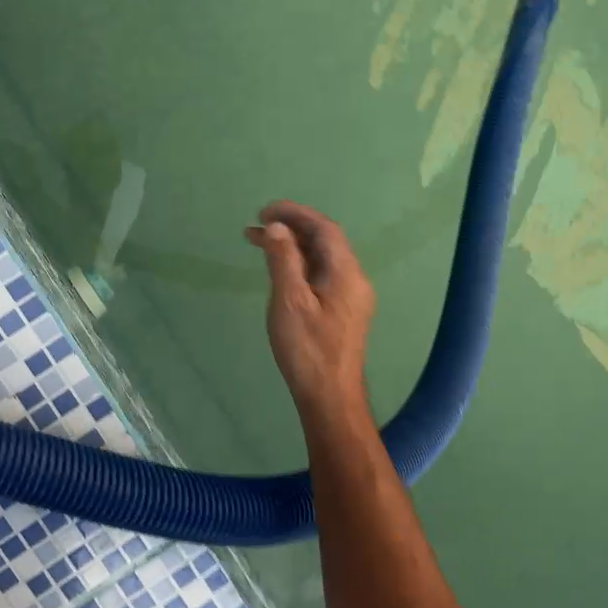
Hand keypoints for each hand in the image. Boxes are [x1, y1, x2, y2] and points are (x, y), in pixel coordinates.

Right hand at [246, 202, 375, 427]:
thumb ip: (283, 260)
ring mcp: (348, 297)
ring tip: (255, 240)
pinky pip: (318, 274)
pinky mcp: (340, 311)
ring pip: (319, 258)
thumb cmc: (308, 349)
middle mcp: (353, 280)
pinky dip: (295, 263)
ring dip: (290, 245)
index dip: (295, 213)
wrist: (330, 397)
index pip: (324, 229)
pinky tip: (276, 268)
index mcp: (346, 274)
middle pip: (324, 240)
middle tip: (256, 222)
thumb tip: (277, 227)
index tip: (264, 210)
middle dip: (290, 226)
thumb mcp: (289, 301)